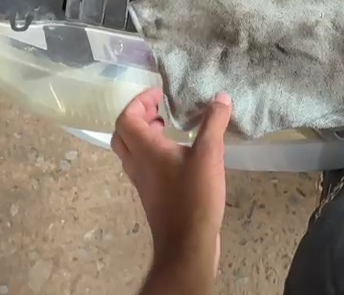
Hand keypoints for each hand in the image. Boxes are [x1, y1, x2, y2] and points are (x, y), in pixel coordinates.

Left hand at [112, 88, 230, 293]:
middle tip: (161, 109)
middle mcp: (138, 165)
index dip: (140, 101)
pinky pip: (144, 165)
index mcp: (145, 151)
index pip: (126, 118)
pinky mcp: (153, 195)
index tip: (161, 95)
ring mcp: (143, 182)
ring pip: (132, 151)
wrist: (187, 247)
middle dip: (139, 116)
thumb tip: (220, 96)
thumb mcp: (209, 154)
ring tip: (170, 126)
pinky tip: (180, 154)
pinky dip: (154, 151)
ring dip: (145, 134)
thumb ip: (213, 122)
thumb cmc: (194, 196)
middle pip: (123, 135)